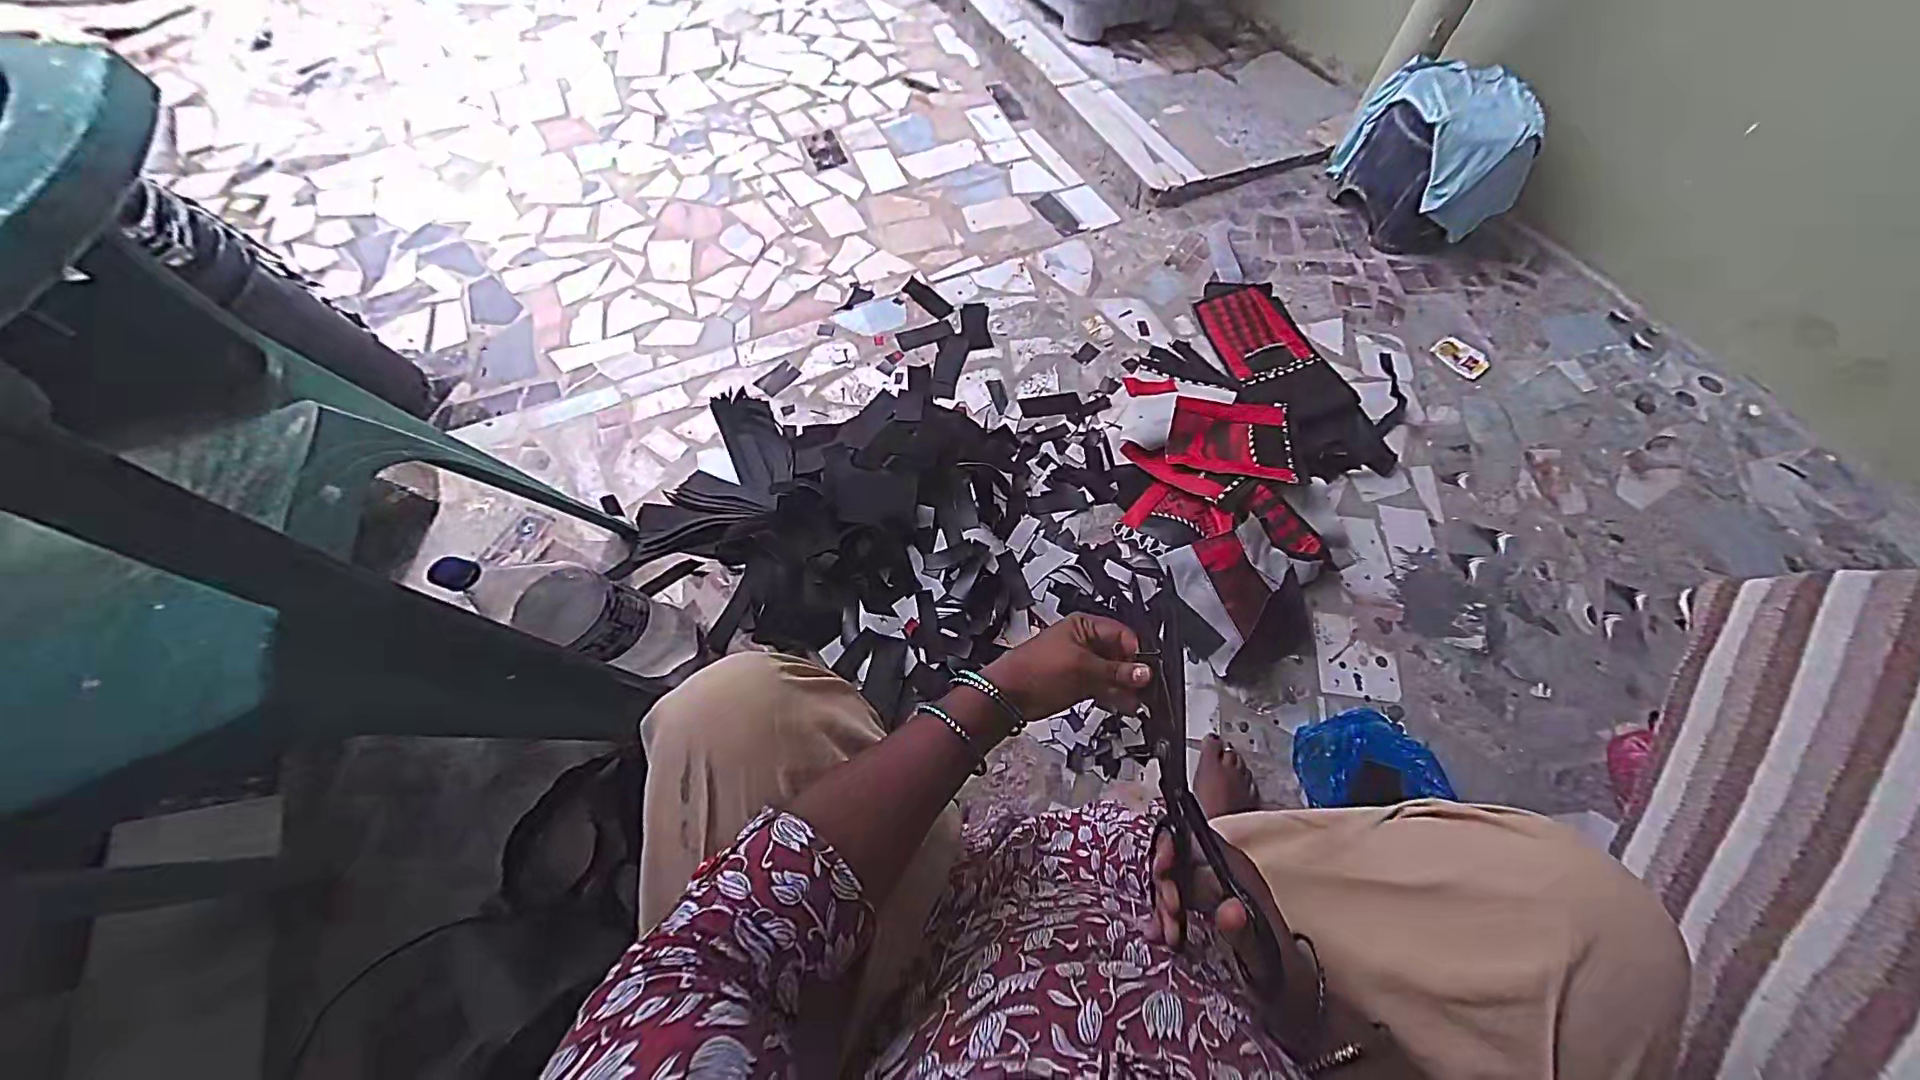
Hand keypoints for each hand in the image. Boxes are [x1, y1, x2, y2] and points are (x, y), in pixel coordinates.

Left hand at [980, 613, 1151, 722]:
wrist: (1009, 695)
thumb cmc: (1033, 670)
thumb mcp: (1082, 668)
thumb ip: (1115, 671)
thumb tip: (1142, 672)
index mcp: (1083, 626)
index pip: (1122, 634)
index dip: (1134, 652)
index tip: (1143, 671)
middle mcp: (1083, 642)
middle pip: (1119, 654)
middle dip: (1130, 672)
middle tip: (1142, 689)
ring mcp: (1080, 664)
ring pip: (1111, 673)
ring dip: (1123, 687)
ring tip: (1135, 701)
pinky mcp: (1077, 683)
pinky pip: (1102, 687)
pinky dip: (1112, 695)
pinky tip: (1122, 705)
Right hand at [1147, 826, 1288, 987]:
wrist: (1291, 995)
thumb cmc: (1282, 973)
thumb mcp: (1263, 958)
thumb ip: (1244, 933)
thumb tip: (1228, 908)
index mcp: (1236, 869)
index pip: (1195, 837)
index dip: (1173, 844)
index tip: (1162, 869)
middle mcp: (1219, 872)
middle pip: (1177, 859)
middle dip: (1165, 883)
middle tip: (1171, 914)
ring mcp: (1207, 890)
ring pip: (1171, 882)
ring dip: (1162, 906)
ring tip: (1171, 937)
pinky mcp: (1198, 908)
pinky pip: (1171, 901)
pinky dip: (1161, 917)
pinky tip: (1159, 936)